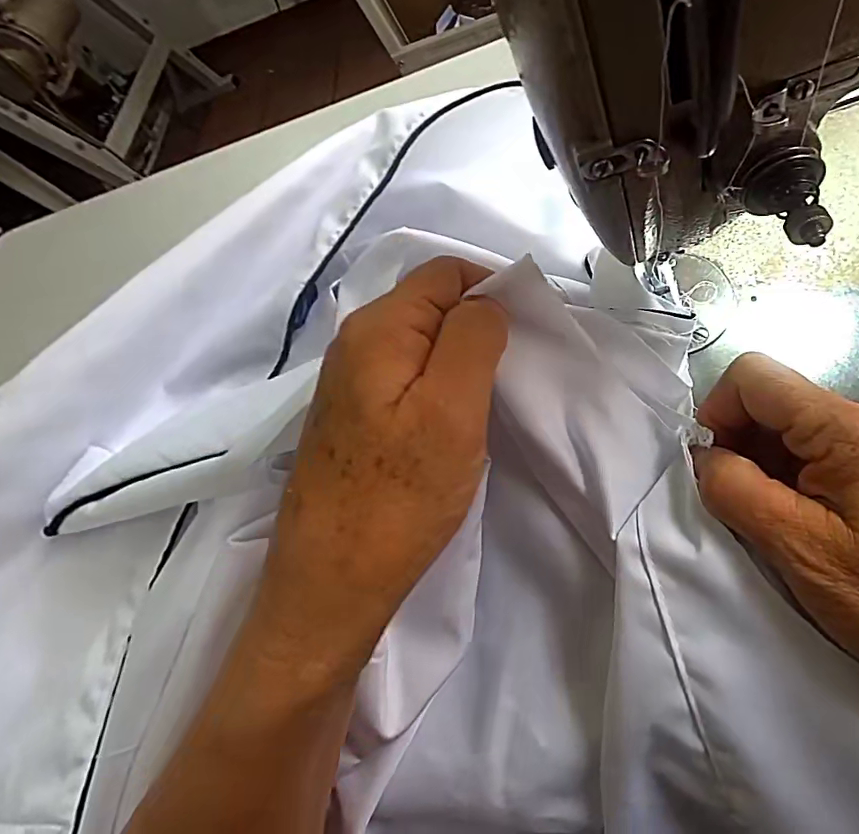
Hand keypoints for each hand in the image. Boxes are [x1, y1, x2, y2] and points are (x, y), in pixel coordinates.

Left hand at [249, 256, 509, 680]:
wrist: (332, 585)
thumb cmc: (400, 496)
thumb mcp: (452, 409)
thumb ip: (473, 337)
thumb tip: (486, 300)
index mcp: (378, 329)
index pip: (444, 273)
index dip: (491, 288)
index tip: (525, 332)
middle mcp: (356, 343)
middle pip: (432, 302)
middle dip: (479, 323)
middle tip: (512, 370)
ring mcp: (352, 381)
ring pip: (424, 340)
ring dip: (463, 356)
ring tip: (489, 397)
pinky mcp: (356, 414)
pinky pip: (410, 373)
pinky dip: (443, 381)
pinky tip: (457, 418)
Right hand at [693, 353, 858, 733]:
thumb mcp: (801, 550)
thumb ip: (736, 489)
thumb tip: (702, 457)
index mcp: (849, 427)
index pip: (754, 375)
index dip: (717, 412)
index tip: (709, 467)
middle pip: (776, 401)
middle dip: (741, 446)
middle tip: (739, 508)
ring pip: (796, 432)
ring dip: (767, 470)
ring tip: (774, 529)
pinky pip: (823, 457)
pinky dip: (795, 485)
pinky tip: (803, 531)